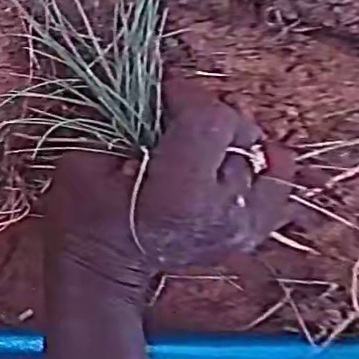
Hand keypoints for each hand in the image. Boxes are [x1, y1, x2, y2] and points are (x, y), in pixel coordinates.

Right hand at [45, 80, 293, 308]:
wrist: (100, 268)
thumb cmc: (79, 217)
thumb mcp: (78, 165)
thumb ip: (116, 130)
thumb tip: (144, 101)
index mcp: (179, 193)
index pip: (209, 121)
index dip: (186, 95)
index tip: (161, 90)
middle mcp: (225, 207)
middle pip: (238, 131)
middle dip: (203, 112)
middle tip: (168, 111)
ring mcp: (247, 222)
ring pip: (257, 151)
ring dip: (224, 134)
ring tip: (191, 135)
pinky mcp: (255, 229)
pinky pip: (280, 181)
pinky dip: (265, 160)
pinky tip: (246, 150)